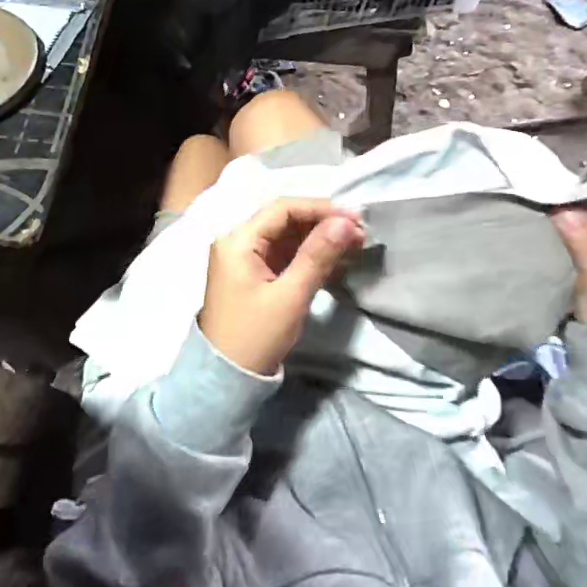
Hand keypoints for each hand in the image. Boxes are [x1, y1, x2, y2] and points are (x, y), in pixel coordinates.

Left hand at [199, 199, 365, 375]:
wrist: (226, 378)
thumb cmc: (255, 335)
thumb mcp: (290, 295)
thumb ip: (317, 255)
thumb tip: (345, 223)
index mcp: (237, 241)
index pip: (282, 209)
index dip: (320, 208)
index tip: (354, 218)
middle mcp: (237, 242)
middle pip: (284, 220)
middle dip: (323, 223)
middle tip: (360, 233)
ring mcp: (244, 259)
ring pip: (287, 237)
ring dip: (319, 239)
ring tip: (355, 244)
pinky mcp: (253, 275)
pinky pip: (284, 255)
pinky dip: (309, 255)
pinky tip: (336, 259)